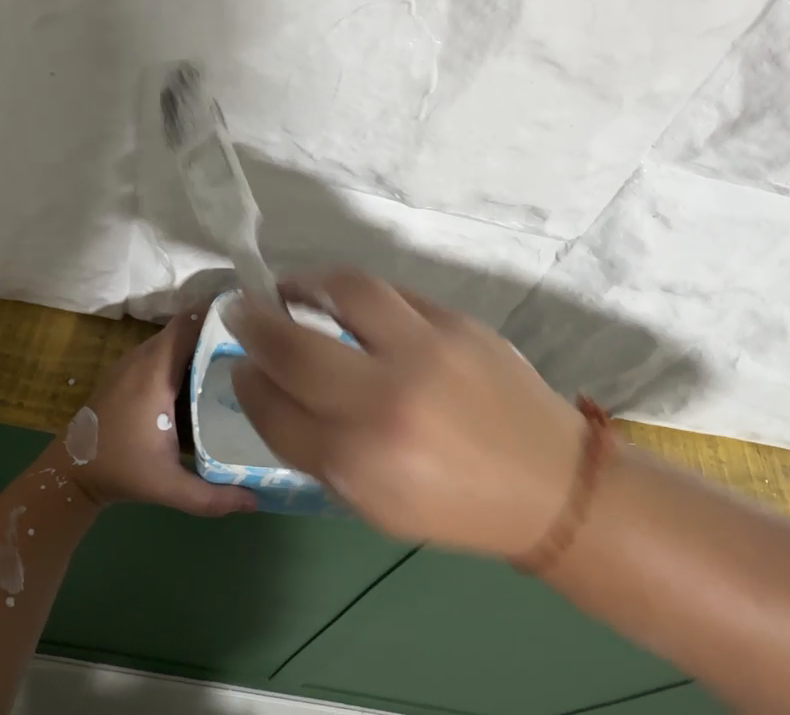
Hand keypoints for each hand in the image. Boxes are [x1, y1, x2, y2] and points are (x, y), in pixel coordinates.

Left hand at [62, 306, 256, 516]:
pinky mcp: (126, 373)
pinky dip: (183, 358)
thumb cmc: (121, 472)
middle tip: (252, 350)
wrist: (70, 473)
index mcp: (155, 373)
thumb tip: (256, 501)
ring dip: (200, 346)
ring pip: (173, 340)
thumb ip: (213, 497)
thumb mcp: (169, 487)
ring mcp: (131, 363)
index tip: (250, 329)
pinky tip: (203, 381)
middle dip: (217, 333)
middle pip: (186, 329)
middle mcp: (143, 359)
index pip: (189, 323)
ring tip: (235, 362)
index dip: (218, 318)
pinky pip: (161, 353)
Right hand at [227, 269, 586, 556]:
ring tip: (290, 287)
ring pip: (345, 292)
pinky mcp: (458, 323)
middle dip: (254, 323)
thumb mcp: (373, 503)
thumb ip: (316, 449)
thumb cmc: (454, 506)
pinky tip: (348, 302)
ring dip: (304, 282)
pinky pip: (393, 294)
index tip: (240, 367)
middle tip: (241, 310)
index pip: (274, 409)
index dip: (247, 384)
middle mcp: (386, 401)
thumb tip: (270, 390)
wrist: (549, 484)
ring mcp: (426, 352)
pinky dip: (358, 294)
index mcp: (359, 461)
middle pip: (293, 347)